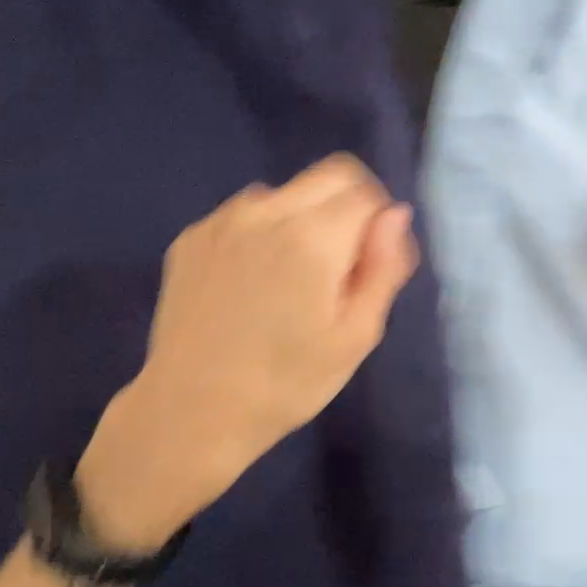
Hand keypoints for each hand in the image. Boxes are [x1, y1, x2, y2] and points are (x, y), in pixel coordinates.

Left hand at [75, 154, 419, 549]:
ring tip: (295, 281)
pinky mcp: (191, 238)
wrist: (193, 411)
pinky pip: (245, 215)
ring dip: (305, 219)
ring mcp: (221, 221)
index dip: (381, 222)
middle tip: (344, 269)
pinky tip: (256, 287)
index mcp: (313, 237)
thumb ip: (383, 268)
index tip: (374, 264)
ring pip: (284, 193)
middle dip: (349, 209)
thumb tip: (395, 216)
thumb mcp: (356, 336)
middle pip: (327, 176)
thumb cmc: (289, 383)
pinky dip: (265, 233)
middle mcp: (265, 211)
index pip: (364, 190)